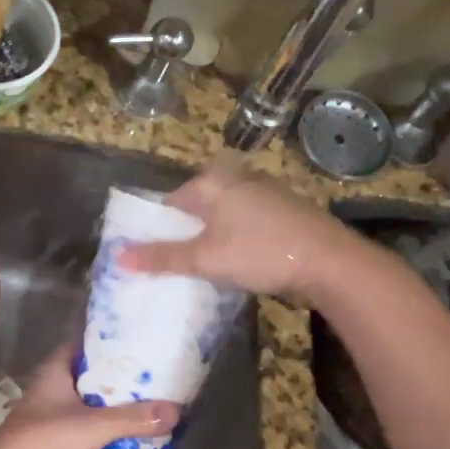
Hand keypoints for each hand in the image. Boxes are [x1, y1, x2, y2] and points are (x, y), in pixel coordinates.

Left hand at [0, 344, 177, 448]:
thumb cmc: (47, 439)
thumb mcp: (95, 426)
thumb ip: (134, 418)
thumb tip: (175, 411)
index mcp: (54, 371)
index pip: (80, 345)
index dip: (104, 343)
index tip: (133, 344)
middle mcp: (47, 387)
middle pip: (84, 374)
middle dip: (111, 377)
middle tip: (145, 377)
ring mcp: (44, 414)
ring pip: (81, 402)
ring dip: (105, 404)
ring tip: (140, 404)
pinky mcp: (46, 439)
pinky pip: (77, 426)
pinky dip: (96, 428)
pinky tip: (118, 435)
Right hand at [118, 166, 374, 300]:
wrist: (332, 262)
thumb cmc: (262, 252)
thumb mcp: (206, 259)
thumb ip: (162, 257)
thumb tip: (117, 256)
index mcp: (212, 181)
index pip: (169, 204)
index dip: (156, 232)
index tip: (150, 259)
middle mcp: (235, 177)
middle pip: (195, 209)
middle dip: (183, 236)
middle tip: (172, 269)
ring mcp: (262, 191)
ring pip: (221, 217)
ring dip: (210, 240)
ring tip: (200, 271)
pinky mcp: (282, 209)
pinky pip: (243, 223)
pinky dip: (234, 240)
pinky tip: (235, 264)